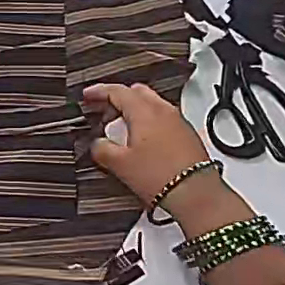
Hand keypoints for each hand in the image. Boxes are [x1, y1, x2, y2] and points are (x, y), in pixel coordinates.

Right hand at [83, 82, 250, 234]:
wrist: (195, 193)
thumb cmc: (162, 176)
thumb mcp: (120, 164)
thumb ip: (102, 149)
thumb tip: (97, 144)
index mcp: (144, 111)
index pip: (117, 91)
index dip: (99, 91)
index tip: (88, 96)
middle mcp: (163, 110)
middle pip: (136, 92)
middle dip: (117, 99)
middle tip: (103, 112)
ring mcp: (178, 121)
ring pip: (151, 104)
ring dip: (134, 111)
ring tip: (121, 130)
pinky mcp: (186, 135)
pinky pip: (163, 119)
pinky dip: (149, 122)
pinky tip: (142, 142)